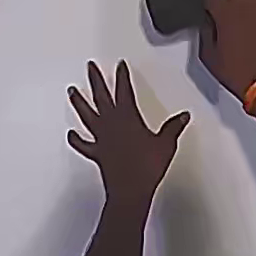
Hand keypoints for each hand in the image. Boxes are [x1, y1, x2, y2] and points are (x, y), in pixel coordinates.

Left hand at [68, 60, 189, 214]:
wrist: (131, 190)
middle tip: (90, 66)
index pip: (124, 90)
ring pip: (86, 115)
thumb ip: (173, 127)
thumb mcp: (166, 143)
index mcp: (128, 117)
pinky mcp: (96, 153)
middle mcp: (111, 123)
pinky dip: (76, 138)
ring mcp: (101, 137)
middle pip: (101, 96)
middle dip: (96, 80)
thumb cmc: (148, 166)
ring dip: (79, 102)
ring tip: (72, 90)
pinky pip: (83, 143)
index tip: (120, 65)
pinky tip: (71, 133)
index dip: (122, 76)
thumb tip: (183, 116)